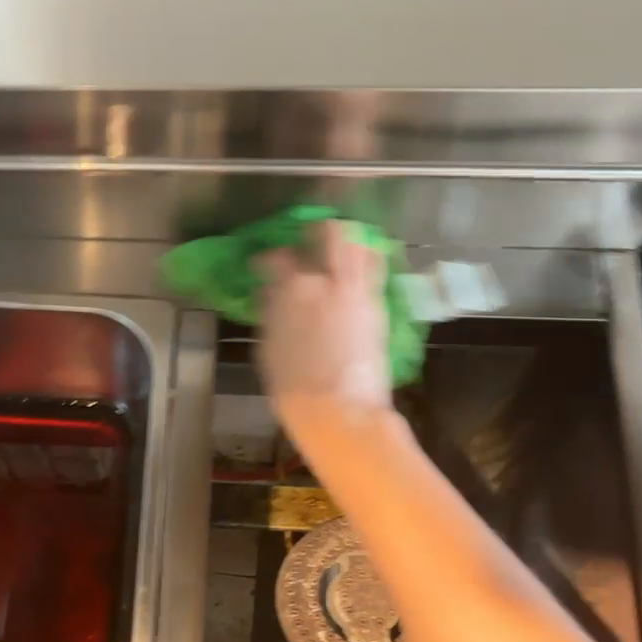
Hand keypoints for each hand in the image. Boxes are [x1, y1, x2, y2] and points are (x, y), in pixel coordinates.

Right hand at [254, 220, 392, 437]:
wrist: (339, 411)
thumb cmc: (294, 388)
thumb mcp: (269, 350)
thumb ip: (271, 314)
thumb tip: (269, 295)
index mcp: (294, 291)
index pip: (278, 258)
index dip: (267, 258)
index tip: (262, 264)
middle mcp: (330, 282)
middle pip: (332, 234)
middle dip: (319, 230)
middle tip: (309, 238)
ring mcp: (360, 293)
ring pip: (362, 247)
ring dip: (350, 244)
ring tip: (339, 253)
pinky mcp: (379, 309)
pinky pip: (373, 274)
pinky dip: (364, 267)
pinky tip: (353, 279)